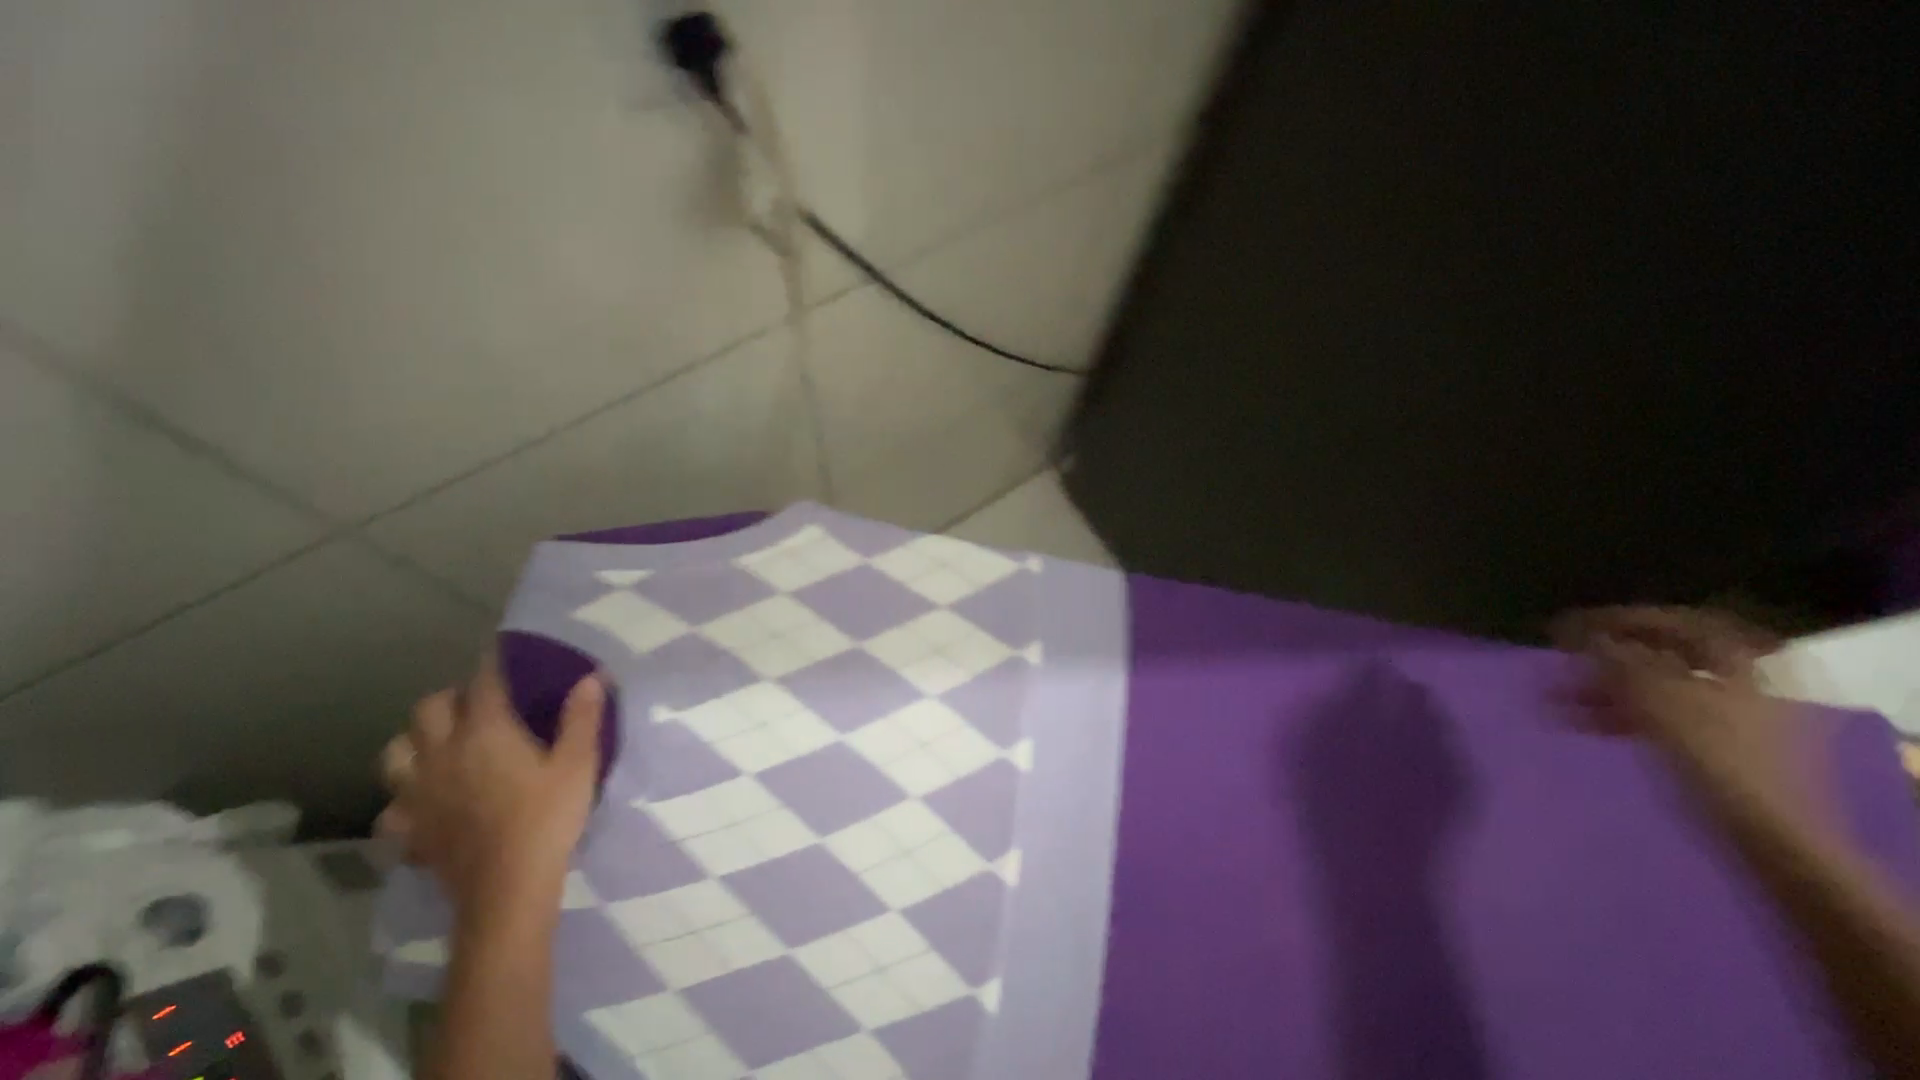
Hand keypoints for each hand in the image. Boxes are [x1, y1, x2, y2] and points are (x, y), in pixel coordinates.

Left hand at [378, 657, 603, 919]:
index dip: (493, 664)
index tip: (502, 655)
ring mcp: (418, 792)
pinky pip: (393, 808)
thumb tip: (591, 677)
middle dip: (449, 700)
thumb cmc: (547, 820)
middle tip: (474, 707)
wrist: (506, 889)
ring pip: (395, 753)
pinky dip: (404, 803)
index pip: (484, 682)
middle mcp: (442, 752)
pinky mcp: (409, 829)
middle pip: (429, 708)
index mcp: (484, 731)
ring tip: (438, 750)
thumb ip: (582, 719)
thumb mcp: (578, 766)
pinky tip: (424, 807)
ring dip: (414, 744)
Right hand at [1554, 606, 1827, 835]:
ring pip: (1654, 691)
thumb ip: (1618, 662)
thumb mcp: (1659, 702)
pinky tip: (1585, 726)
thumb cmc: (1717, 759)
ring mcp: (1730, 715)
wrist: (1772, 836)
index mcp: (1733, 659)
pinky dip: (1623, 718)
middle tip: (1560, 665)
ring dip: (1604, 692)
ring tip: (1555, 701)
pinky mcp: (1718, 748)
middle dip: (1603, 661)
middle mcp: (1736, 678)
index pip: (1667, 622)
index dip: (1615, 621)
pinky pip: (1661, 720)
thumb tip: (1583, 633)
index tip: (1569, 628)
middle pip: (1660, 656)